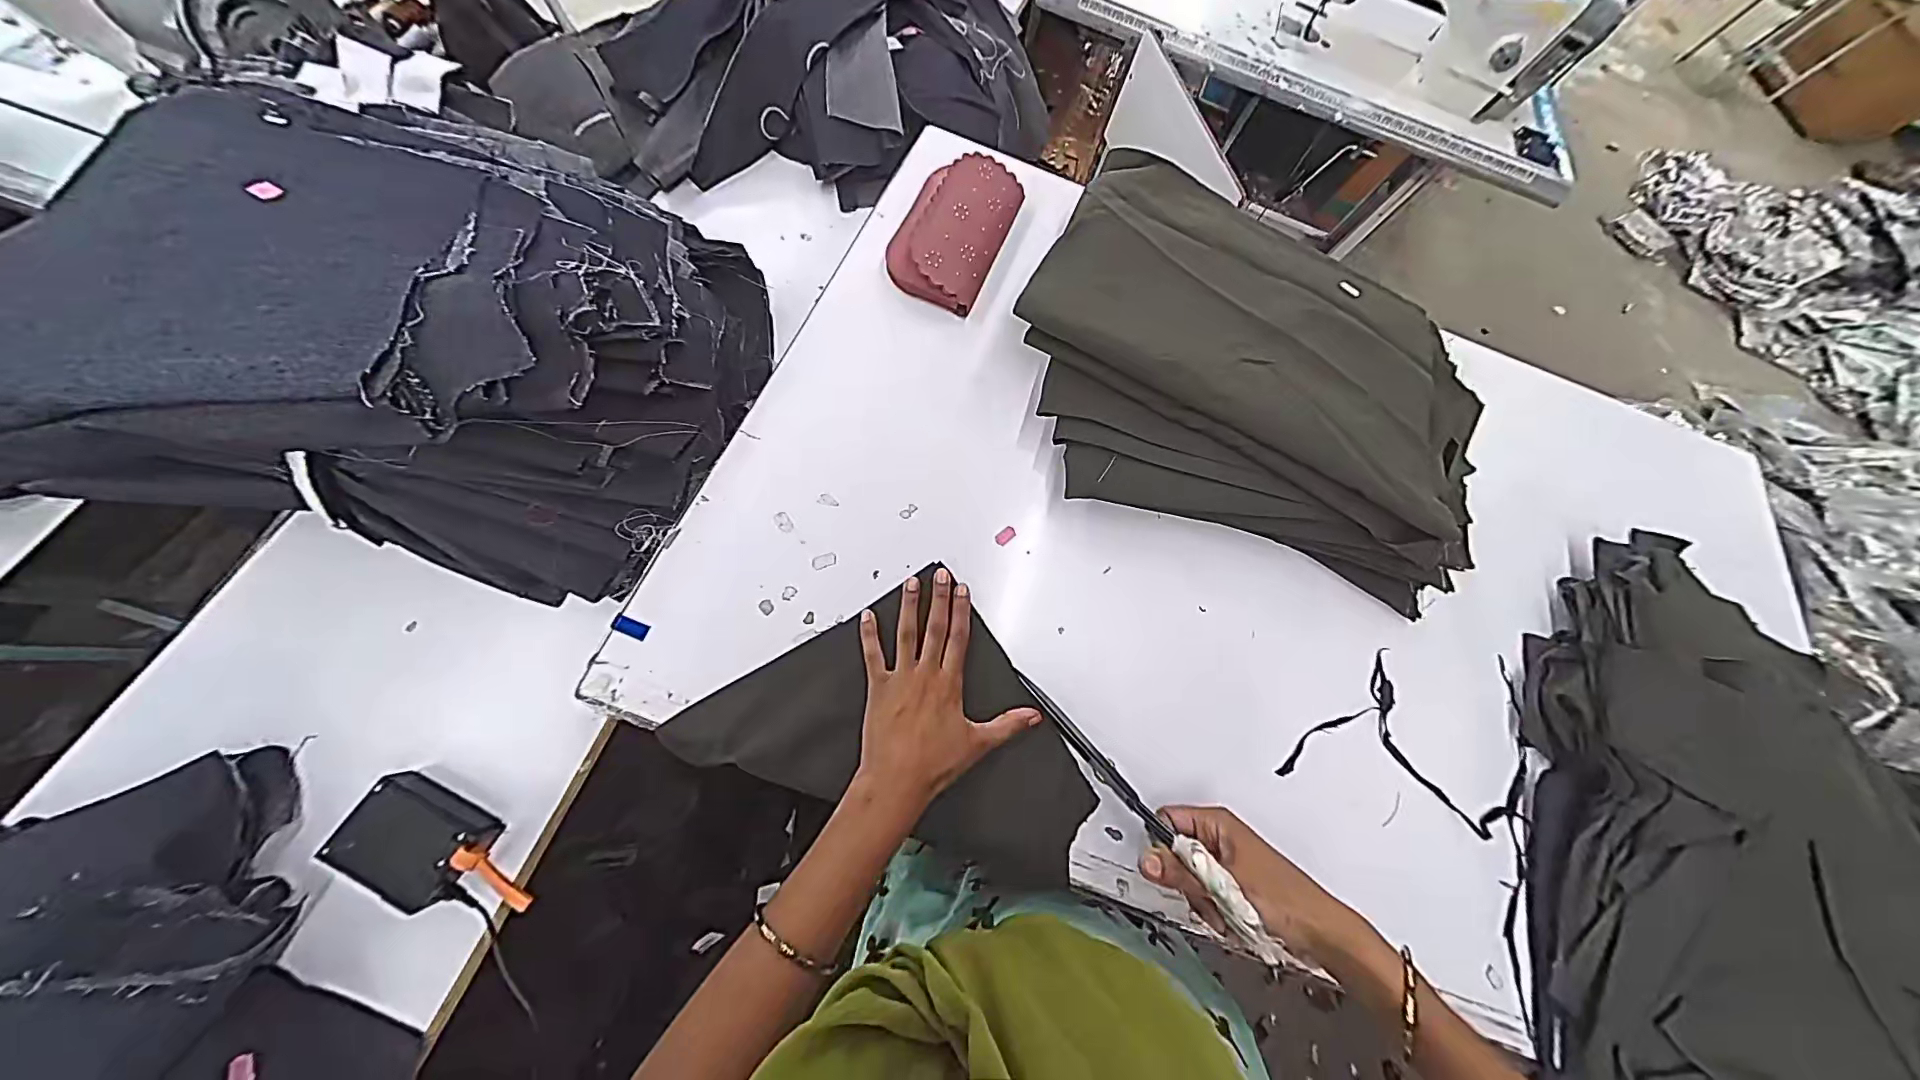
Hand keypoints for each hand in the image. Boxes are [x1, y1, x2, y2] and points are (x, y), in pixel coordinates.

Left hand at [852, 569, 1040, 810]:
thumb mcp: (978, 744)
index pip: (958, 638)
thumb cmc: (932, 764)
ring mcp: (900, 679)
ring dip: (908, 607)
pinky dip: (870, 635)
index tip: (962, 592)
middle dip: (939, 598)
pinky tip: (868, 618)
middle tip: (941, 575)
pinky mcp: (878, 688)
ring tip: (911, 584)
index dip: (961, 612)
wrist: (896, 780)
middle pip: (935, 627)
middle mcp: (924, 675)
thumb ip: (1008, 725)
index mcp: (948, 684)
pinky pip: (873, 655)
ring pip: (906, 634)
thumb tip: (1031, 717)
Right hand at [1140, 805, 1382, 966]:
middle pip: (1175, 853)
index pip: (1166, 820)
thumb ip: (1182, 872)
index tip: (1163, 869)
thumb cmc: (1288, 901)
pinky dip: (1214, 912)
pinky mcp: (1232, 886)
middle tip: (1205, 894)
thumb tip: (1148, 858)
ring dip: (1202, 902)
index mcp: (1217, 822)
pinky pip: (1205, 897)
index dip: (1160, 846)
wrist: (1322, 934)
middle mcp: (1220, 838)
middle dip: (1187, 882)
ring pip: (1189, 879)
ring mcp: (1226, 863)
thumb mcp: (1224, 885)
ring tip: (1226, 910)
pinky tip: (1232, 919)